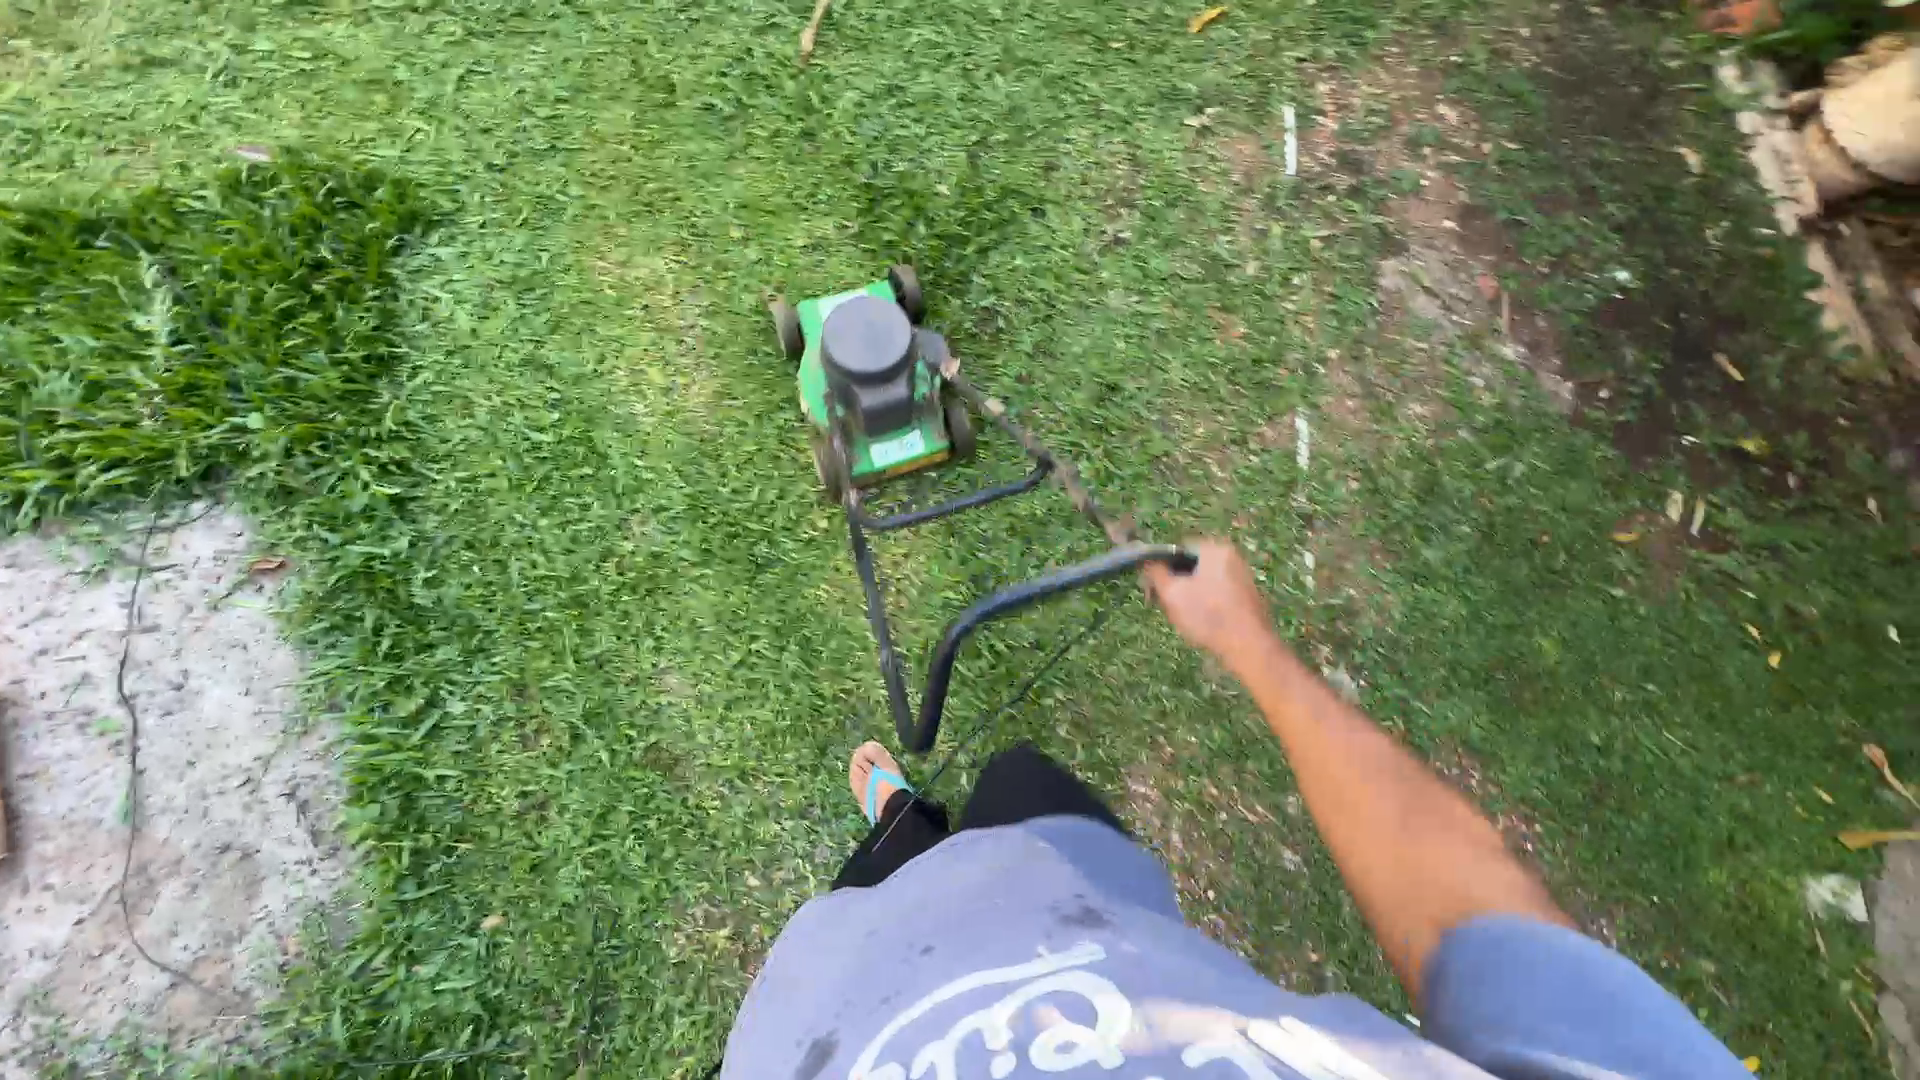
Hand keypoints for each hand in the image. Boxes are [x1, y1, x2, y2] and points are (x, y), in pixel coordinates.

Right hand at [1144, 539, 1278, 670]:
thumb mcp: (1171, 593)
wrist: (1248, 646)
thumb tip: (1149, 562)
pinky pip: (1218, 592)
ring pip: (1204, 581)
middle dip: (1176, 583)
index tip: (1153, 588)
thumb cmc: (1207, 615)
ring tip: (1183, 617)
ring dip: (1189, 595)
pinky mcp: (1247, 596)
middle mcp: (1232, 557)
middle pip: (1192, 565)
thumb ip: (1156, 573)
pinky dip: (1206, 603)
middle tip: (1166, 604)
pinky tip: (1202, 622)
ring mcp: (1243, 576)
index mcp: (1215, 549)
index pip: (1178, 550)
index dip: (1161, 567)